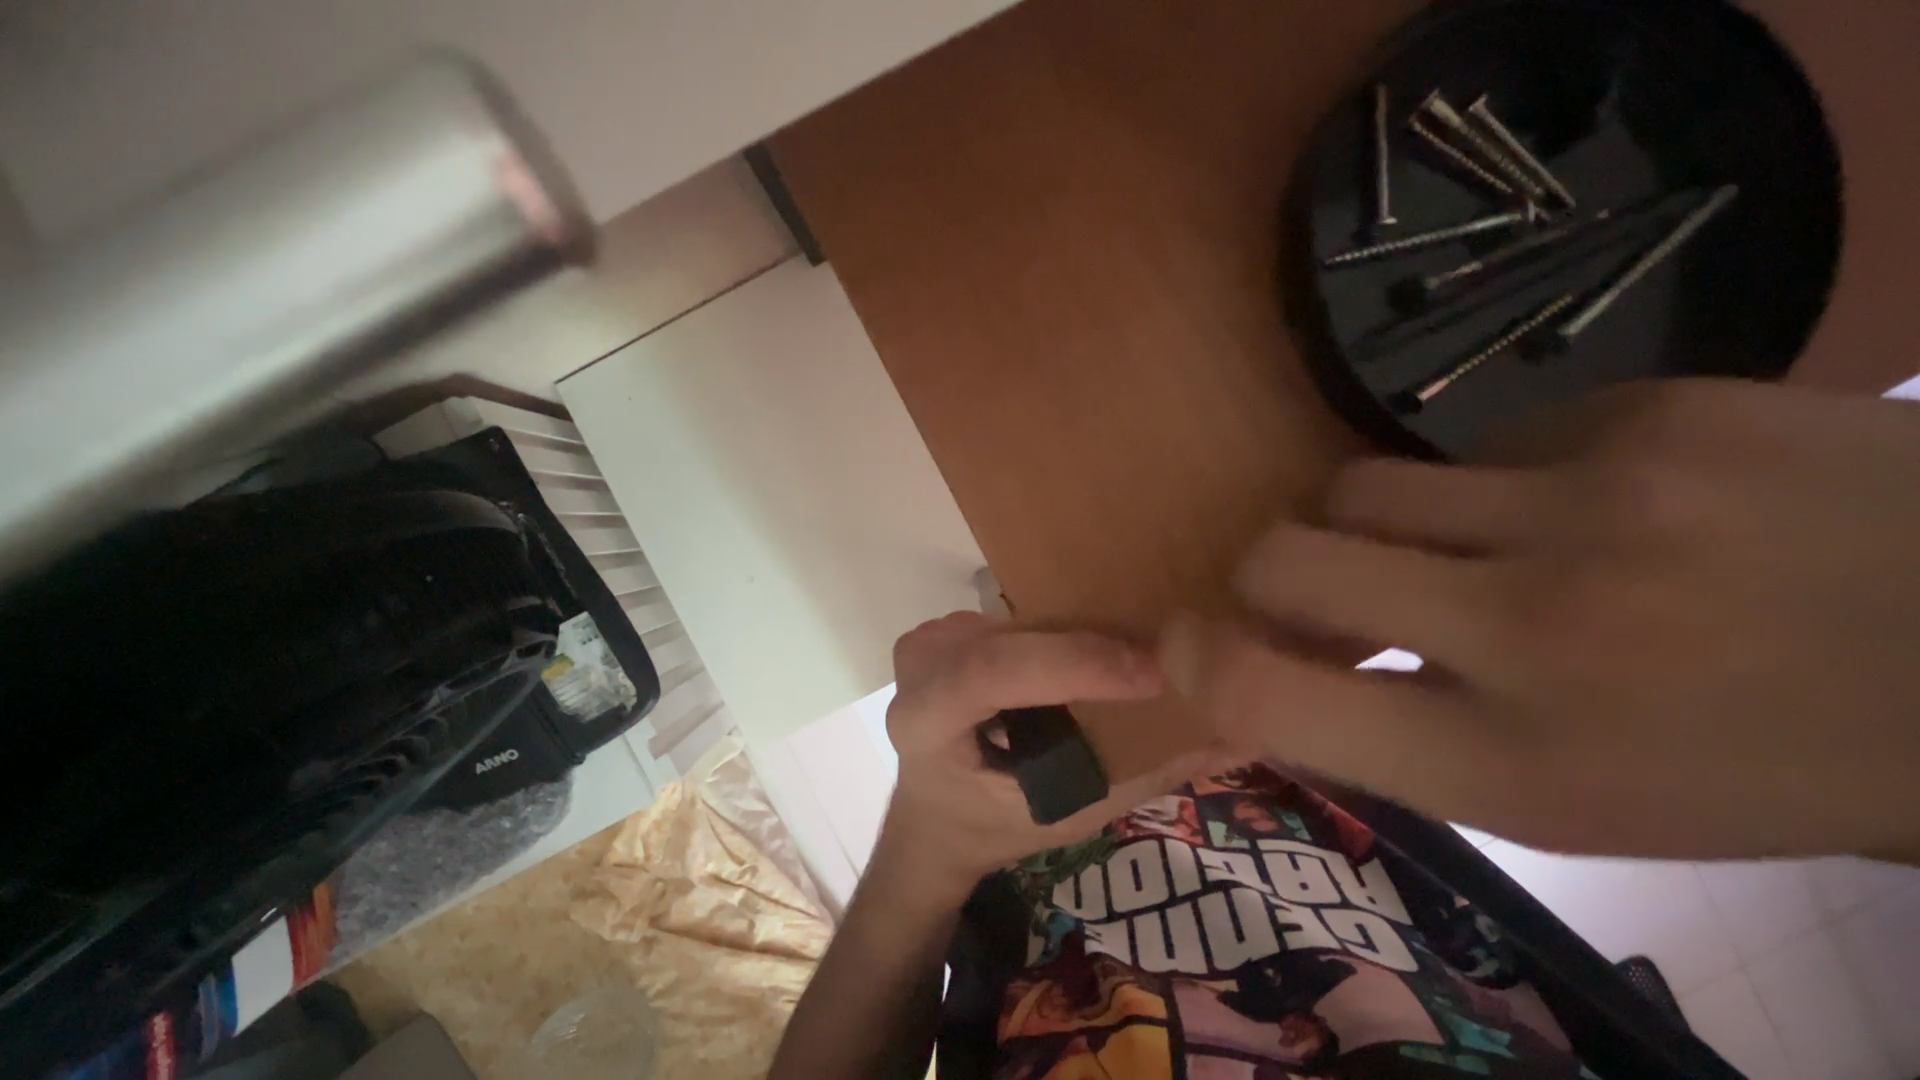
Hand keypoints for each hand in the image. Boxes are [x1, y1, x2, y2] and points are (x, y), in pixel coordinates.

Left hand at [877, 612, 1221, 902]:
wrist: (935, 820)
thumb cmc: (992, 827)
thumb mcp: (1066, 816)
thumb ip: (1142, 776)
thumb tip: (1236, 739)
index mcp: (923, 722)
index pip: (991, 672)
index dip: (1072, 663)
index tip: (1149, 674)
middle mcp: (915, 670)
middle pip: (1009, 637)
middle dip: (1089, 647)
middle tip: (1162, 662)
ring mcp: (926, 643)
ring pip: (1015, 620)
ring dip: (1076, 636)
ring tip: (1133, 656)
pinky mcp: (946, 631)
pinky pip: (1010, 618)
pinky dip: (1057, 632)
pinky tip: (1090, 649)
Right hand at [1164, 379, 1919, 859]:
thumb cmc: (1741, 762)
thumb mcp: (1555, 799)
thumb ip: (1392, 733)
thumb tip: (1263, 662)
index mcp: (1508, 759)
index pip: (1272, 693)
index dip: (1198, 659)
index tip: (1184, 638)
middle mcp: (1532, 629)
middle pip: (1285, 554)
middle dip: (1273, 570)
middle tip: (1324, 587)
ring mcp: (1592, 504)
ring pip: (1364, 483)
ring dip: (1377, 524)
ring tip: (1468, 546)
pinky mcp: (1648, 412)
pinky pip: (1484, 440)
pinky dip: (1497, 482)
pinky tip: (1589, 507)